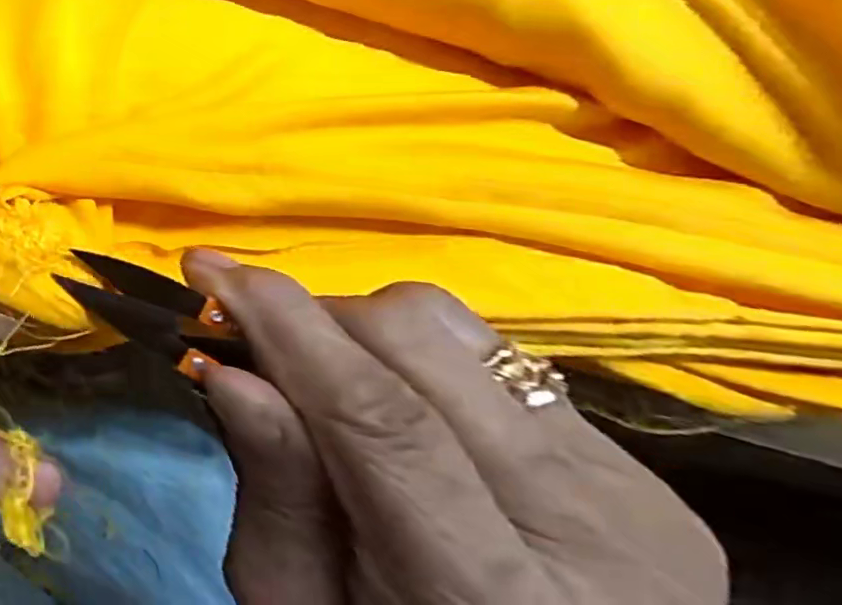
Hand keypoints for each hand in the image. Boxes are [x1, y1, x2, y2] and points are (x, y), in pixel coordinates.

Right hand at [180, 252, 726, 604]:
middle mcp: (588, 534)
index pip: (379, 417)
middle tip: (253, 342)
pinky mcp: (634, 469)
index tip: (206, 270)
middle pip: (414, 342)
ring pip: (450, 324)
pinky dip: (410, 350)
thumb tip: (228, 372)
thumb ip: (273, 492)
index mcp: (493, 600)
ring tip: (324, 375)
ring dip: (356, 327)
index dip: (286, 327)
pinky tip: (396, 397)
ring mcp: (626, 492)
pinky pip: (488, 348)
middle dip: (308, 316)